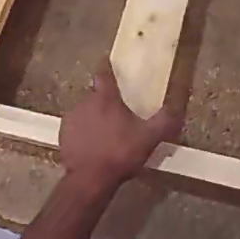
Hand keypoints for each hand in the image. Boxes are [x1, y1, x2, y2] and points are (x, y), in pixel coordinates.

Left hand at [58, 61, 178, 188]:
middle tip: (116, 114)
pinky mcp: (63, 135)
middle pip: (95, 95)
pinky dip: (83, 132)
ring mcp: (71, 118)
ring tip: (105, 134)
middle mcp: (85, 103)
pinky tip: (92, 146)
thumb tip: (176, 110)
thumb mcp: (149, 138)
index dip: (105, 66)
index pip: (104, 74)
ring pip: (84, 111)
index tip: (105, 60)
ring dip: (93, 117)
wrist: (90, 178)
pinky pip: (75, 127)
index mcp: (106, 99)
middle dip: (104, 101)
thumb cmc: (120, 153)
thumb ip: (164, 121)